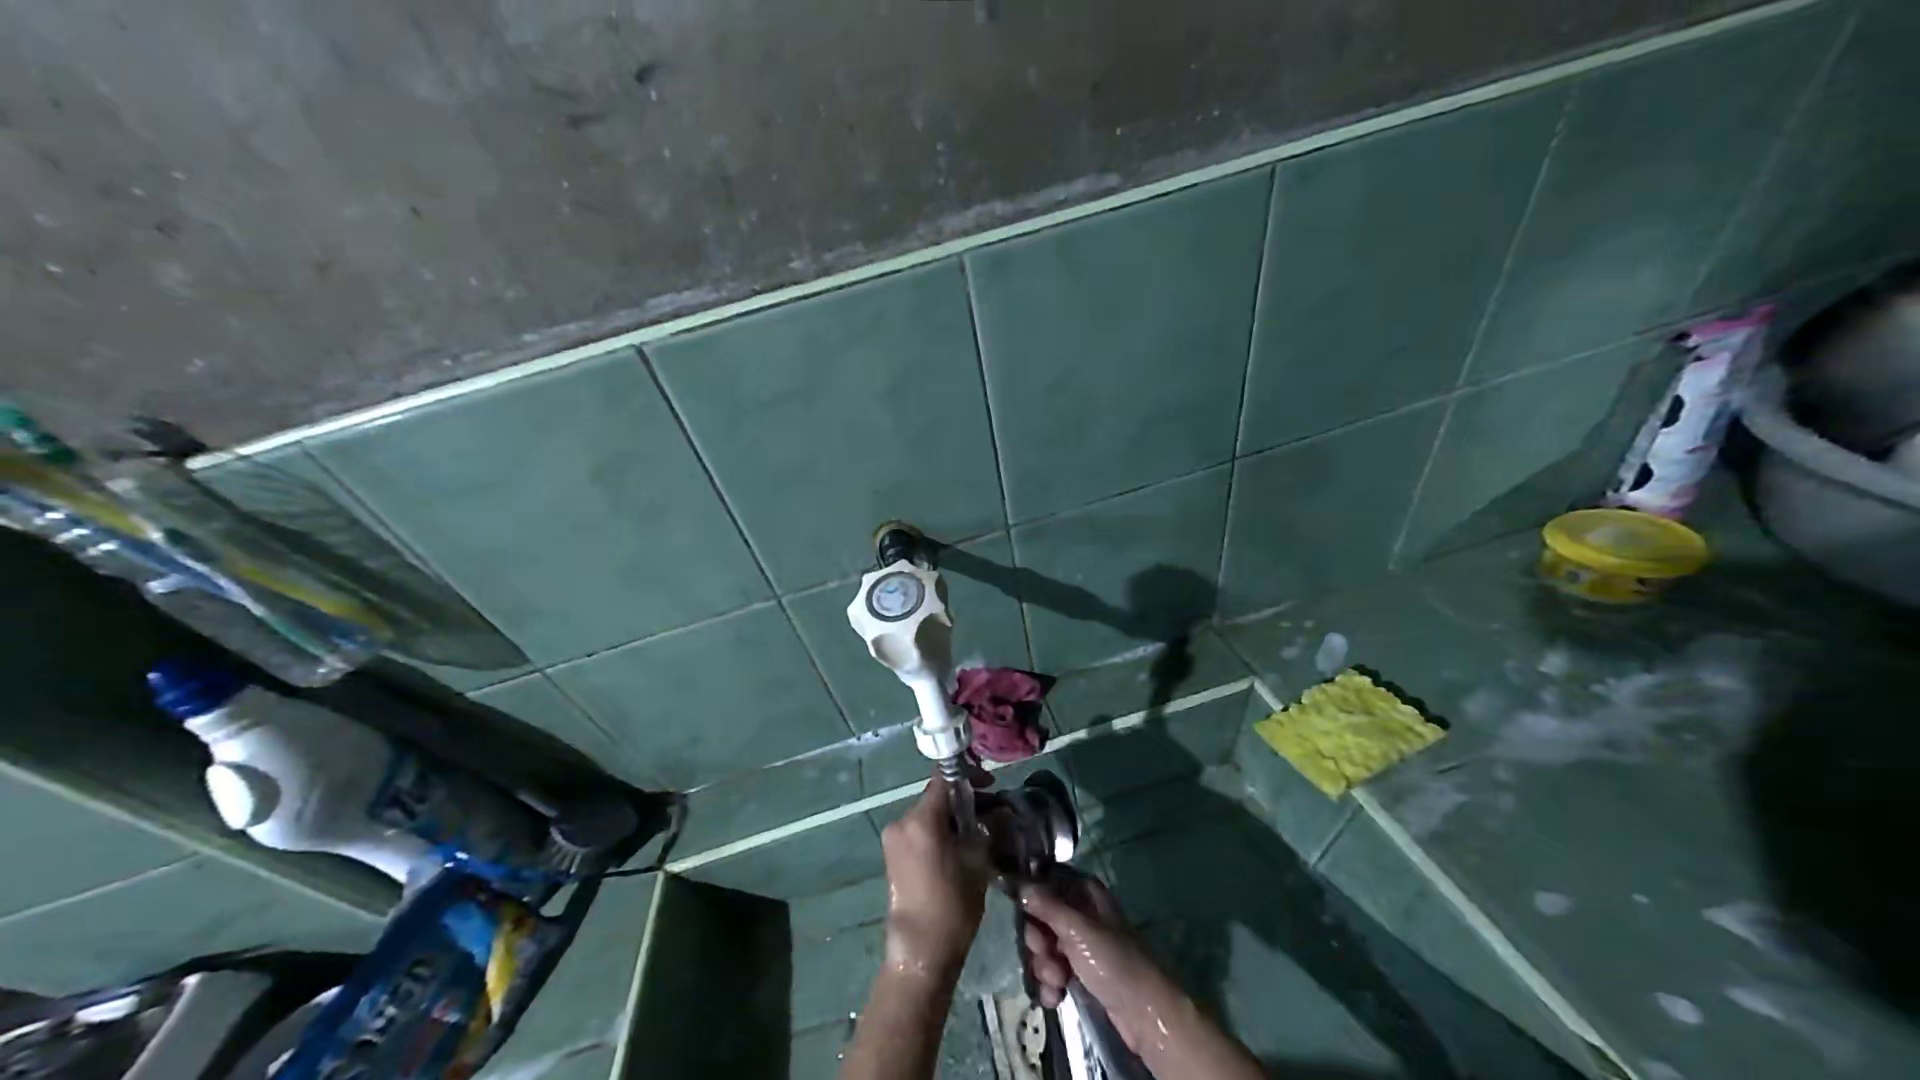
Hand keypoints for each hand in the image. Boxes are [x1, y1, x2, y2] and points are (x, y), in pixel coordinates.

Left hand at [879, 771, 993, 978]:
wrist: (921, 950)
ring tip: (977, 835)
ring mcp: (893, 840)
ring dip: (952, 819)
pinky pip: (919, 832)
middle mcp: (901, 822)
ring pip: (928, 816)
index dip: (969, 776)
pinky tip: (958, 850)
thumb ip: (988, 827)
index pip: (943, 779)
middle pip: (936, 798)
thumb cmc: (953, 903)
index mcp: (920, 819)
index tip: (991, 786)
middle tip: (990, 815)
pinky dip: (939, 833)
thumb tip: (1000, 811)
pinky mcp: (892, 856)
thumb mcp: (979, 861)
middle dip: (963, 802)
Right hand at [1019, 876, 1181, 1045]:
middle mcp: (1082, 915)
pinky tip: (1055, 997)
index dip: (1032, 900)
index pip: (1048, 884)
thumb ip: (1046, 906)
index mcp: (1086, 894)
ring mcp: (1081, 946)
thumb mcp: (1078, 930)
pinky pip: (1053, 972)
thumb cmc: (1114, 962)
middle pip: (1041, 919)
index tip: (1023, 916)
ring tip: (1056, 982)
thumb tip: (1018, 885)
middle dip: (1037, 942)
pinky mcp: (1081, 974)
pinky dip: (1050, 984)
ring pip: (1045, 948)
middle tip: (1044, 954)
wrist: (1145, 1015)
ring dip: (1043, 967)